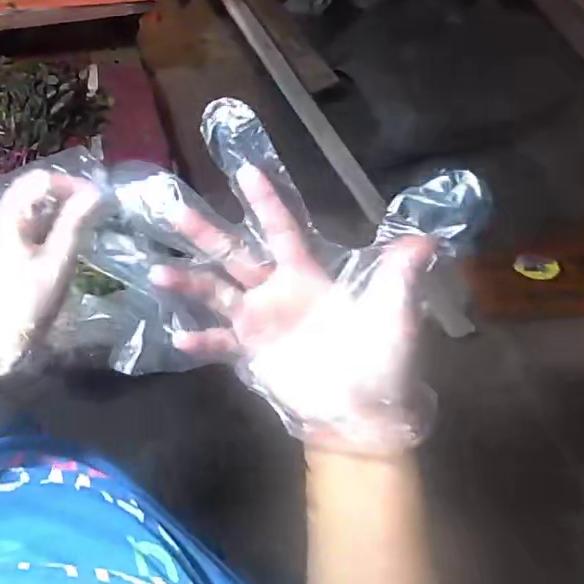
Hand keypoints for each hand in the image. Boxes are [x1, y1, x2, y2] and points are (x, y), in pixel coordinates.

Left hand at [0, 168, 102, 377]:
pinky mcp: (5, 247)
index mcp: (7, 216)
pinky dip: (50, 219)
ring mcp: (0, 232)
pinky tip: (68, 232)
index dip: (72, 183)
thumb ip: (76, 223)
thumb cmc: (27, 302)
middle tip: (95, 203)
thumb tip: (98, 192)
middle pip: (34, 187)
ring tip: (87, 215)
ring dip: (59, 204)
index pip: (41, 179)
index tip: (98, 198)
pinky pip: (29, 220)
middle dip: (66, 190)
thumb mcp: (57, 262)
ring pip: (32, 203)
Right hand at [151, 165, 435, 451]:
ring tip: (157, 273)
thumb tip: (427, 238)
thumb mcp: (393, 316)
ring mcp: (257, 319)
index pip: (281, 229)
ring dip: (187, 282)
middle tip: (174, 210)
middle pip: (233, 253)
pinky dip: (200, 339)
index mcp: (304, 274)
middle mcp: (274, 289)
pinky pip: (219, 341)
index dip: (264, 201)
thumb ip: (399, 277)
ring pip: (215, 291)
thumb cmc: (380, 360)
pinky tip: (179, 337)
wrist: (363, 413)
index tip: (244, 171)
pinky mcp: (249, 349)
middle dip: (204, 232)